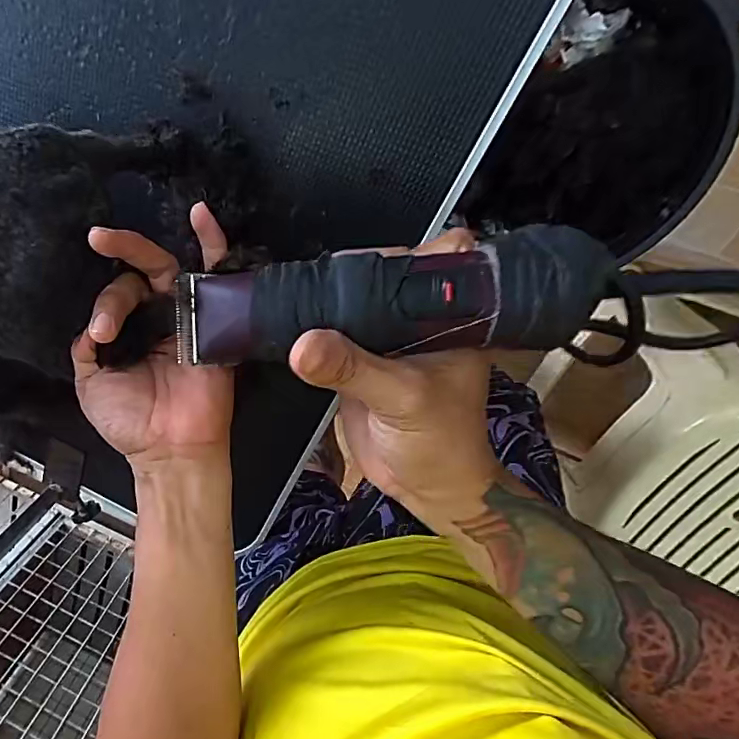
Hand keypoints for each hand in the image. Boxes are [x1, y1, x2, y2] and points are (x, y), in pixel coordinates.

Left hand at [77, 203, 234, 470]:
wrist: (168, 449)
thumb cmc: (132, 424)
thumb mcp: (91, 384)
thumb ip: (86, 351)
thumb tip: (88, 328)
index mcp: (133, 333)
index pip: (118, 296)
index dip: (106, 305)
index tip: (100, 332)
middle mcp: (160, 321)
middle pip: (142, 274)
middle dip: (120, 252)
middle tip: (97, 237)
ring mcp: (188, 319)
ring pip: (173, 267)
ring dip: (149, 244)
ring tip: (123, 232)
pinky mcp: (215, 322)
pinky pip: (216, 280)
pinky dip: (214, 247)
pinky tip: (202, 217)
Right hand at [287, 228, 501, 524]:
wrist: (426, 488)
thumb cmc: (440, 443)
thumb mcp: (403, 399)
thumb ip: (355, 369)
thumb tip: (305, 343)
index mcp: (448, 318)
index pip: (433, 258)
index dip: (405, 250)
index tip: (366, 260)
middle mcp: (417, 321)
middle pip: (382, 276)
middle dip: (351, 274)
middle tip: (316, 280)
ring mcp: (386, 341)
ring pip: (354, 305)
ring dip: (327, 304)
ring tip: (296, 298)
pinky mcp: (358, 364)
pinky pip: (332, 338)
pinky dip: (314, 335)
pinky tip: (291, 326)